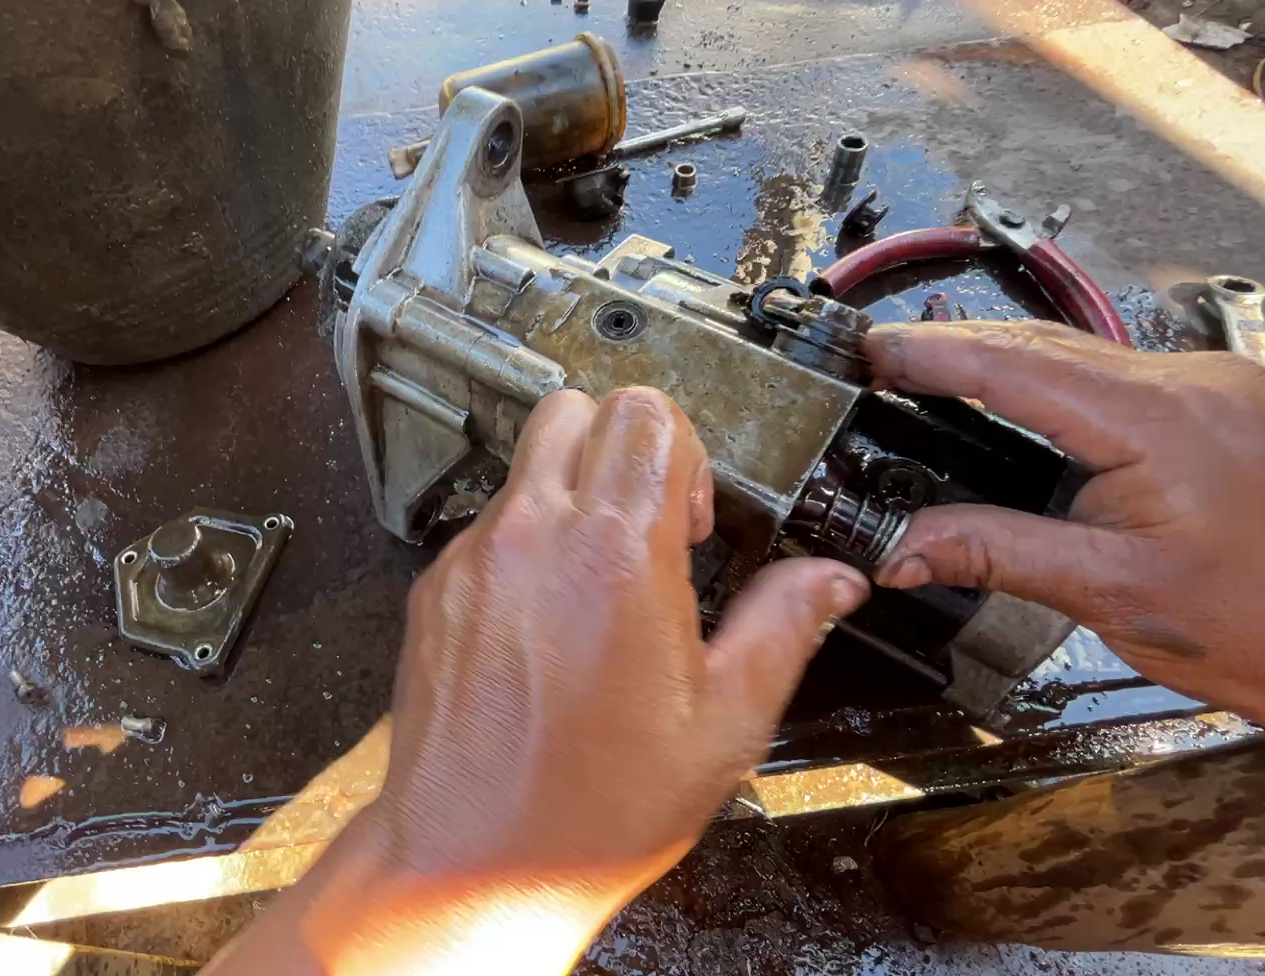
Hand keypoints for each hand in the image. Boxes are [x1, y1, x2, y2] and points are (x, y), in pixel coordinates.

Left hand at [208, 388, 868, 974]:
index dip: (682, 452)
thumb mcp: (720, 723)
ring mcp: (475, 555)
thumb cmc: (595, 803)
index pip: (646, 416)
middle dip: (619, 444)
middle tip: (642, 519)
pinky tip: (543, 617)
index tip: (687, 518)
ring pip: (527, 466)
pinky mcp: (437, 582)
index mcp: (614, 554)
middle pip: (573, 409)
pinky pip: (488, 524)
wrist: (472, 855)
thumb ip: (780, 628)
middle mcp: (533, 535)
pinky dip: (524, 542)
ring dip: (570, 494)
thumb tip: (827, 580)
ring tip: (594, 575)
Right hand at [867, 321, 1264, 793]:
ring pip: (1072, 353)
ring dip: (989, 359)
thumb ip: (990, 553)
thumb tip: (895, 547)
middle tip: (872, 361)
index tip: (861, 352)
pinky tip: (1007, 398)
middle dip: (945, 346)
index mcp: (1161, 420)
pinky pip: (1110, 375)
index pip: (1010, 365)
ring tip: (920, 374)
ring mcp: (1217, 389)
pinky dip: (1039, 379)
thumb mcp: (1112, 594)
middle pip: (1036, 343)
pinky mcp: (1227, 408)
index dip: (925, 354)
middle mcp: (1193, 383)